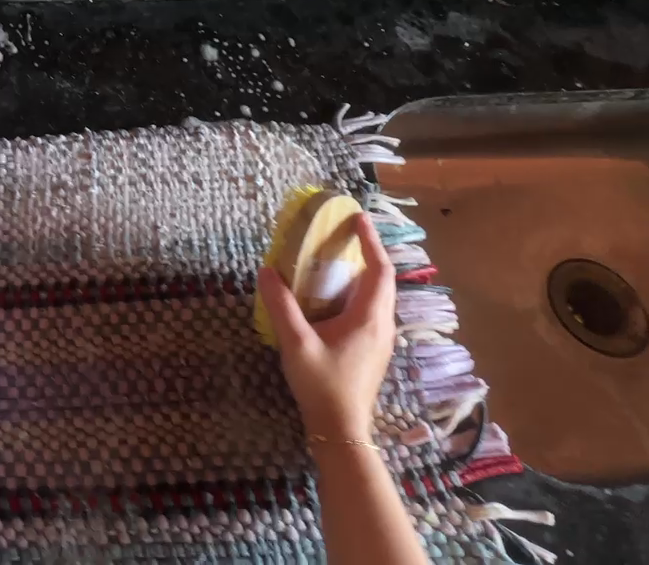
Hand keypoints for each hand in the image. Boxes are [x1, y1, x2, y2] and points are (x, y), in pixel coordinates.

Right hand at [257, 212, 396, 441]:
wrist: (341, 431)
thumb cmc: (322, 385)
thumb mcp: (296, 342)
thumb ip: (281, 305)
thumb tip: (267, 270)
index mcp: (369, 318)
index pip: (379, 270)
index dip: (371, 241)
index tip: (357, 218)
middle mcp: (381, 325)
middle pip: (382, 279)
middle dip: (367, 251)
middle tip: (344, 231)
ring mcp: (379, 339)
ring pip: (376, 295)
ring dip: (361, 271)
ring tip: (336, 256)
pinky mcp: (371, 349)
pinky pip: (369, 308)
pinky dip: (356, 289)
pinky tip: (332, 293)